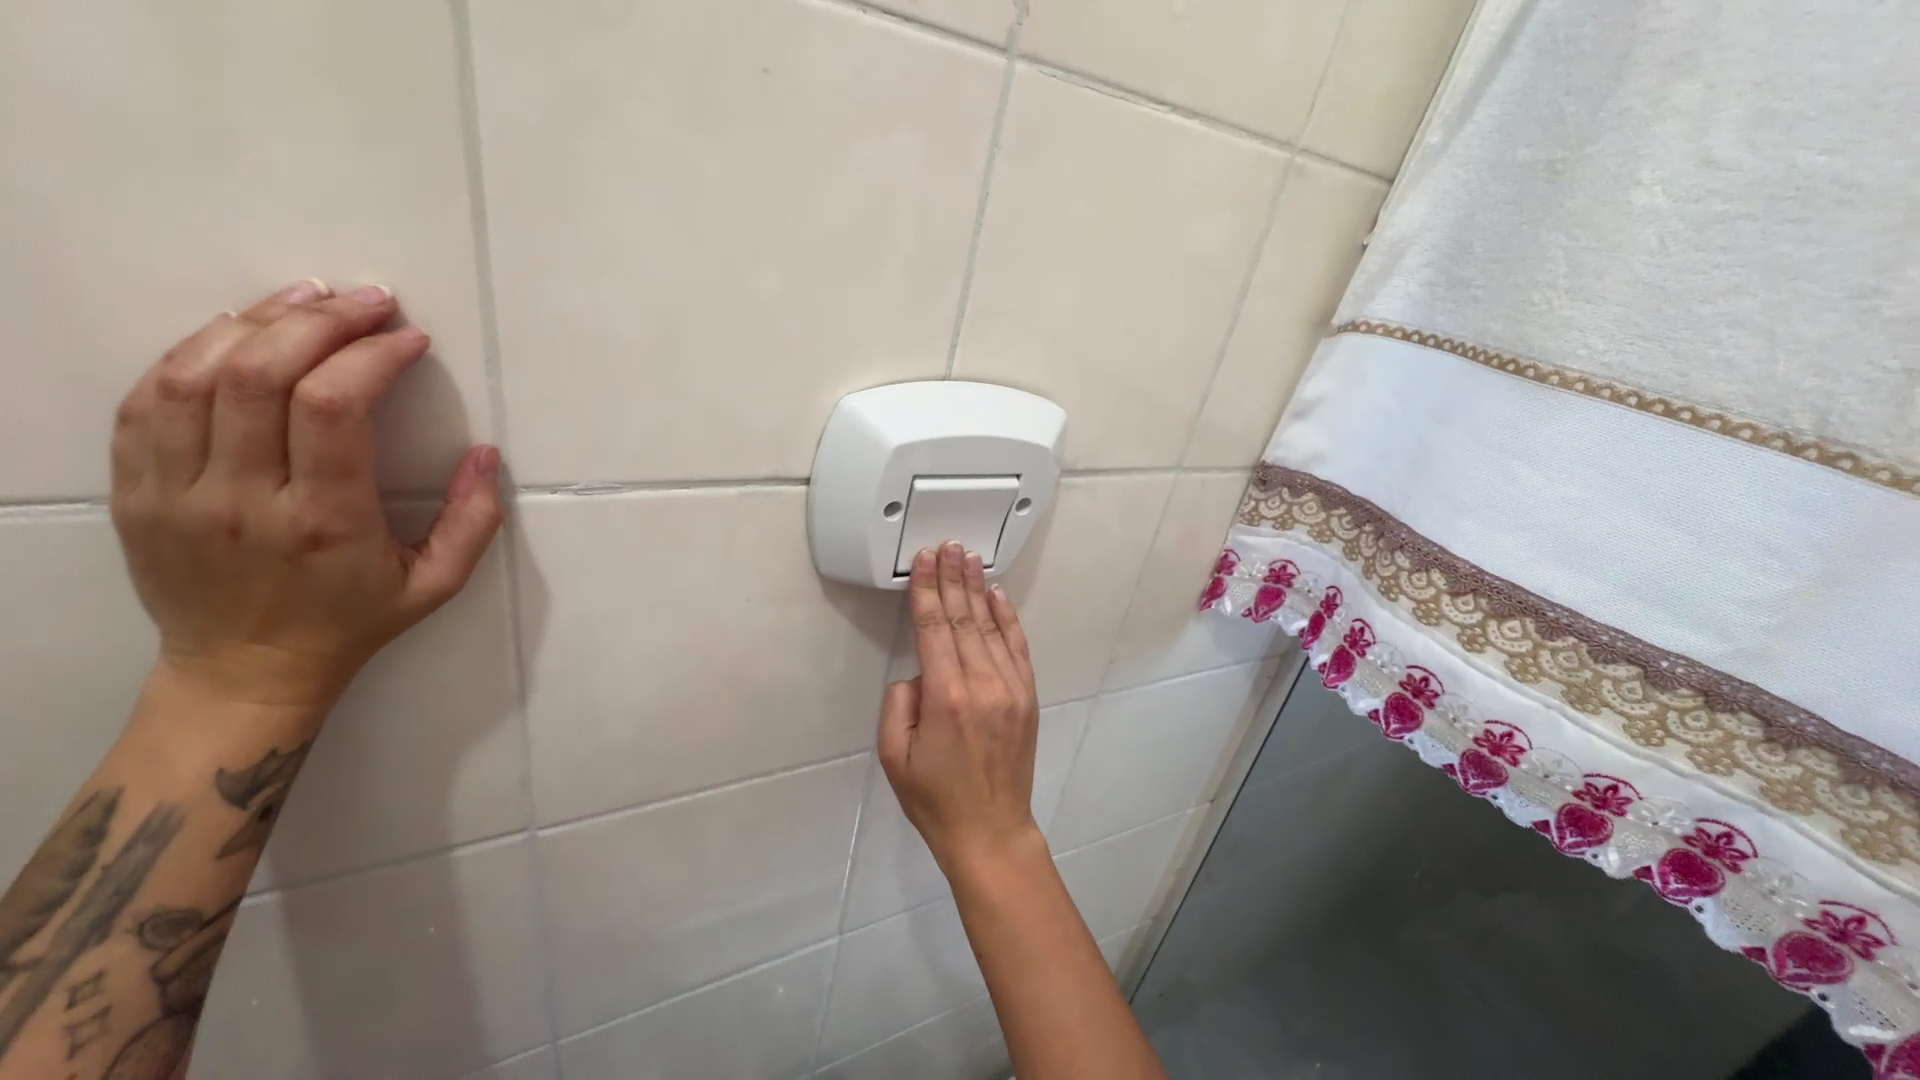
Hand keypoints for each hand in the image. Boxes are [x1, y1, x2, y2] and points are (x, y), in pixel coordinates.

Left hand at [109, 279, 504, 708]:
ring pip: (196, 375)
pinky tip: (236, 332)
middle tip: (366, 301)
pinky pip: (146, 400)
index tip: (409, 339)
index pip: (333, 405)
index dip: (371, 354)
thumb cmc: (353, 623)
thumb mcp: (437, 584)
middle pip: (262, 374)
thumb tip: (485, 453)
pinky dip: (190, 351)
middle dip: (320, 320)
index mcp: (324, 521)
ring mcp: (176, 493)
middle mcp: (241, 500)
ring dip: (255, 321)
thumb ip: (474, 520)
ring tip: (305, 299)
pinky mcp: (136, 490)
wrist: (246, 671)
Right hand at [878, 541, 1043, 875]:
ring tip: (970, 558)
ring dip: (978, 590)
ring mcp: (1011, 689)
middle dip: (952, 579)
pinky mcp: (1027, 698)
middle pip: (964, 618)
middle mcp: (983, 685)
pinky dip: (1008, 619)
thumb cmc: (936, 798)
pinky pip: (1017, 648)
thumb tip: (919, 673)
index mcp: (946, 697)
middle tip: (948, 546)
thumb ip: (900, 703)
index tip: (924, 561)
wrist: (990, 830)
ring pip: (992, 627)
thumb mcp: (894, 754)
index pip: (933, 627)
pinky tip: (998, 596)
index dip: (926, 589)